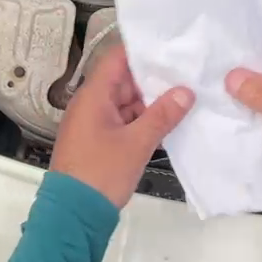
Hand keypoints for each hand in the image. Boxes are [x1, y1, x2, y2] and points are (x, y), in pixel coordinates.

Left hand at [50, 45, 193, 207]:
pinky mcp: (98, 142)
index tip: (170, 47)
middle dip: (153, 78)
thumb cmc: (100, 174)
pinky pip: (122, 121)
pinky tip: (168, 123)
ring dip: (150, 102)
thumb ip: (162, 115)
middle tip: (187, 73)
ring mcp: (93, 124)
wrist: (73, 214)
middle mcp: (90, 105)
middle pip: (123, 80)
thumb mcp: (136, 143)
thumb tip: (185, 92)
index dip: (142, 51)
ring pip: (125, 103)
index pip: (117, 59)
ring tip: (185, 97)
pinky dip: (142, 121)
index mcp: (93, 96)